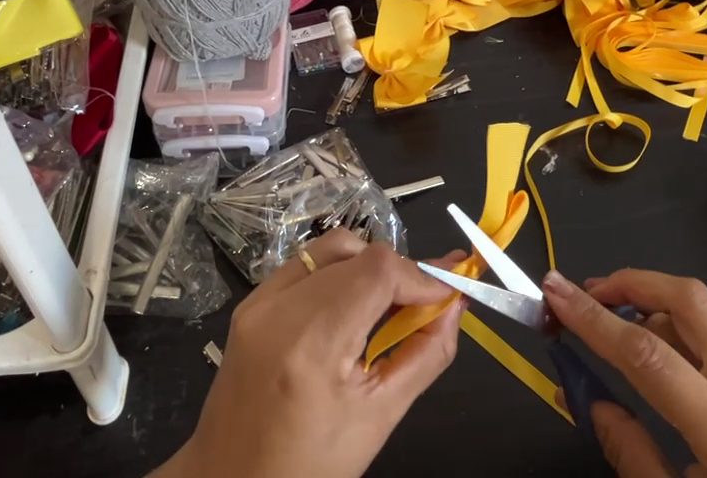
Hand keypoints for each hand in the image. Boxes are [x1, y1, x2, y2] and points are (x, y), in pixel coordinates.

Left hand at [152, 230, 465, 477]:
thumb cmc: (311, 462)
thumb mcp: (381, 416)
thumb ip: (426, 353)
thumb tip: (456, 304)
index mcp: (312, 341)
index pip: (379, 269)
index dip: (420, 274)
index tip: (446, 296)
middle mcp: (280, 306)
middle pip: (358, 253)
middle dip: (399, 274)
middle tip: (422, 306)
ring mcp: (259, 299)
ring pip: (332, 248)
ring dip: (368, 267)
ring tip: (383, 309)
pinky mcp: (250, 301)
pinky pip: (306, 264)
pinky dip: (338, 274)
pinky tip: (347, 311)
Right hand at [543, 270, 706, 477]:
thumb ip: (634, 456)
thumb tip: (596, 402)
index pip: (647, 355)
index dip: (593, 318)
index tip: (554, 291)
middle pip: (690, 300)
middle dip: (632, 282)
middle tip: (590, 293)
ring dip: (660, 306)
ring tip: (624, 330)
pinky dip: (693, 332)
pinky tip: (674, 361)